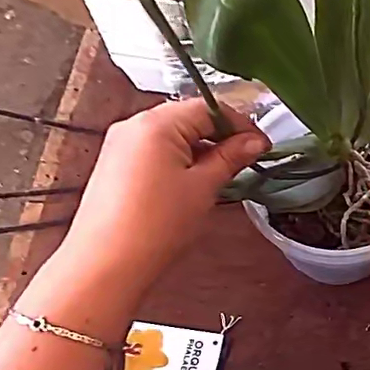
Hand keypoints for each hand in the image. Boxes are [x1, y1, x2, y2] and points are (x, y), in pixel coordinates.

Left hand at [52, 100, 269, 297]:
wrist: (108, 262)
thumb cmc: (155, 224)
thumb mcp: (204, 187)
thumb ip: (231, 158)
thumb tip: (253, 142)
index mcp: (156, 124)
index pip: (209, 107)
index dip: (241, 124)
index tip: (262, 144)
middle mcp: (134, 126)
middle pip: (189, 117)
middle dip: (222, 135)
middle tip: (249, 158)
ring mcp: (122, 145)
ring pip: (174, 134)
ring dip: (203, 148)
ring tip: (225, 173)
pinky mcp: (117, 164)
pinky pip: (157, 150)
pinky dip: (182, 159)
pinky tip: (196, 182)